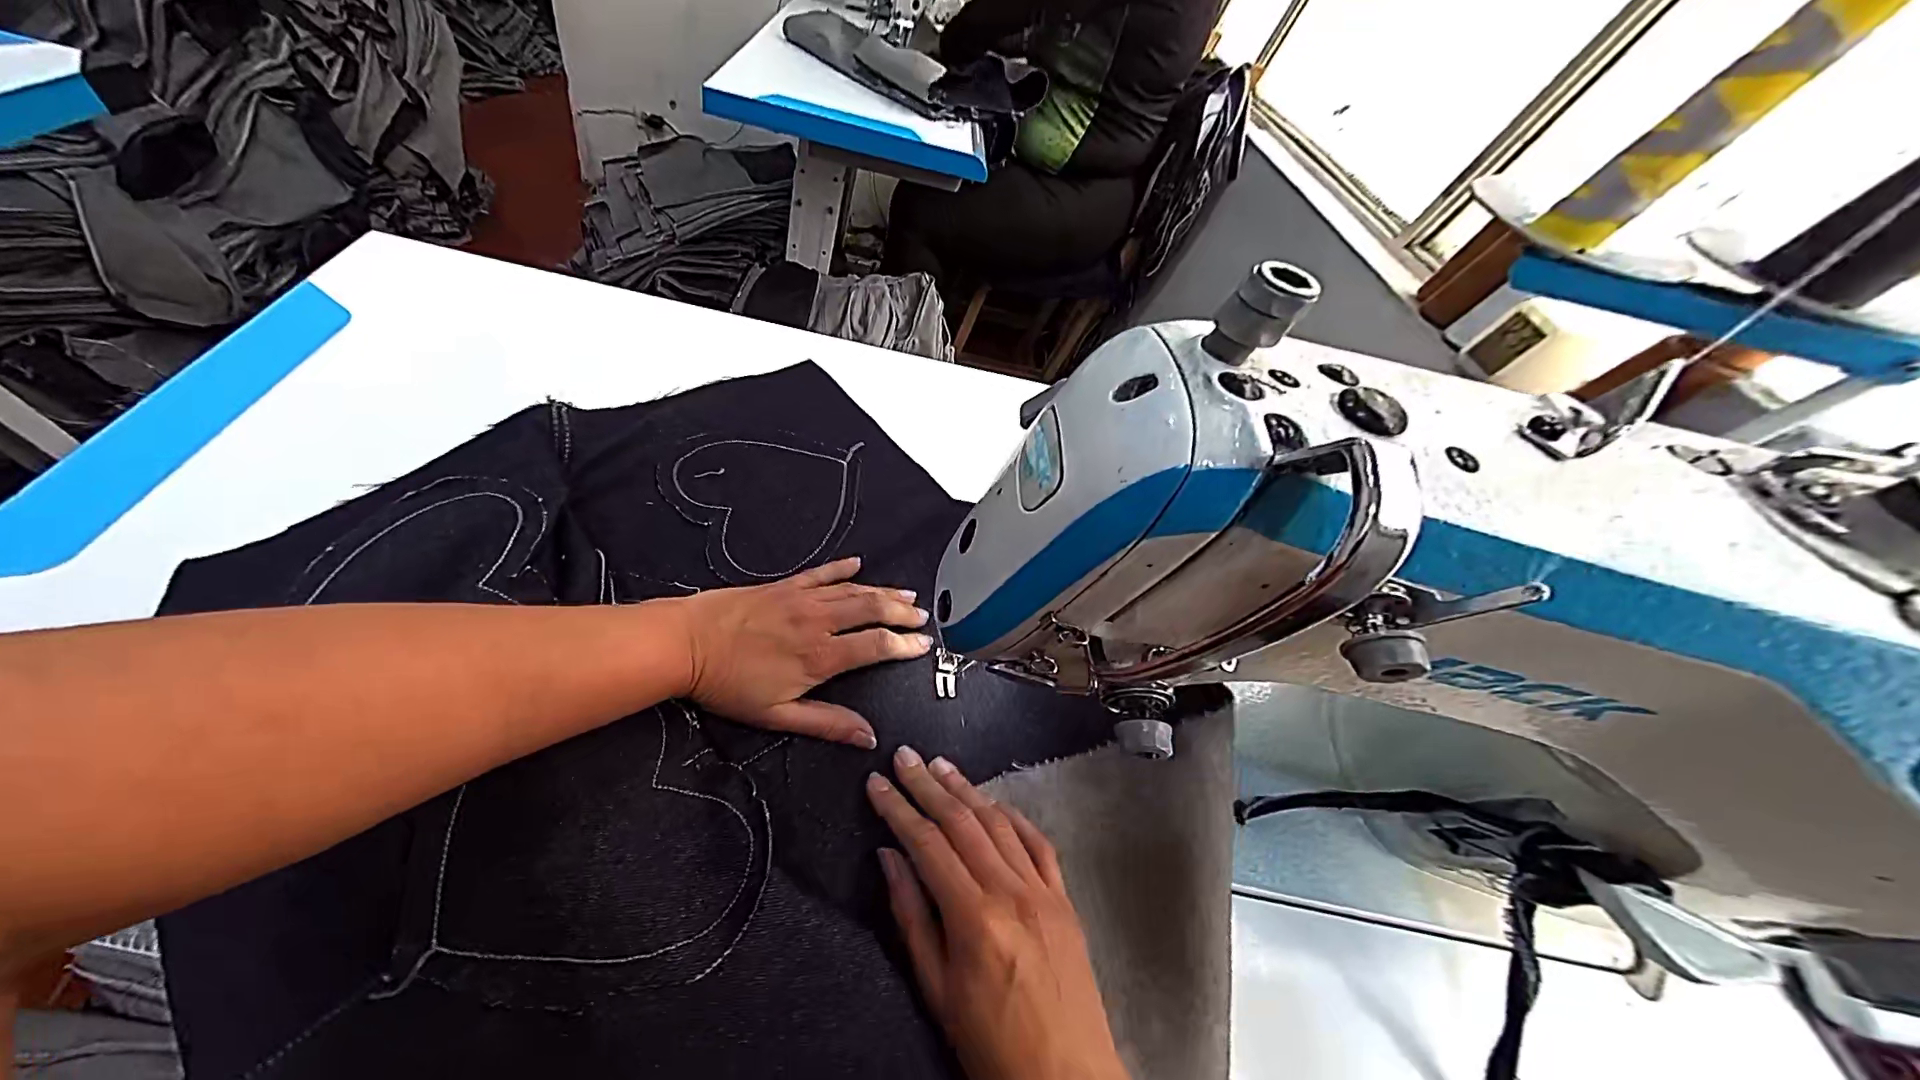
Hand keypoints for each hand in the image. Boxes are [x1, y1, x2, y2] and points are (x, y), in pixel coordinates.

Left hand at [661, 556, 930, 747]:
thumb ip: (827, 723)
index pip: (877, 645)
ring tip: (906, 595)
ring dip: (883, 592)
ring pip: (854, 590)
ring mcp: (802, 598)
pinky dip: (842, 568)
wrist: (686, 643)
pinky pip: (821, 573)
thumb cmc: (728, 684)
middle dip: (902, 613)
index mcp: (821, 656)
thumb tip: (867, 737)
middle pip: (873, 611)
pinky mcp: (784, 586)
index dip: (905, 644)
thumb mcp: (777, 714)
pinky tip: (857, 564)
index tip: (923, 645)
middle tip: (922, 616)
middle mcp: (819, 621)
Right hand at [867, 747, 1127, 1079]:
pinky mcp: (1064, 898)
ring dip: (967, 789)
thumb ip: (912, 917)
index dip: (898, 809)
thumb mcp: (936, 990)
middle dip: (928, 784)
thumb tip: (891, 859)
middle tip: (906, 757)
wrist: (1067, 1079)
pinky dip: (1014, 816)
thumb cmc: (993, 1046)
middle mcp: (1012, 893)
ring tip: (941, 766)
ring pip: (999, 822)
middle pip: (962, 821)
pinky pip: (1038, 843)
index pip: (927, 843)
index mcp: (975, 918)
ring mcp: (1043, 891)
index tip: (879, 785)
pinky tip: (995, 801)